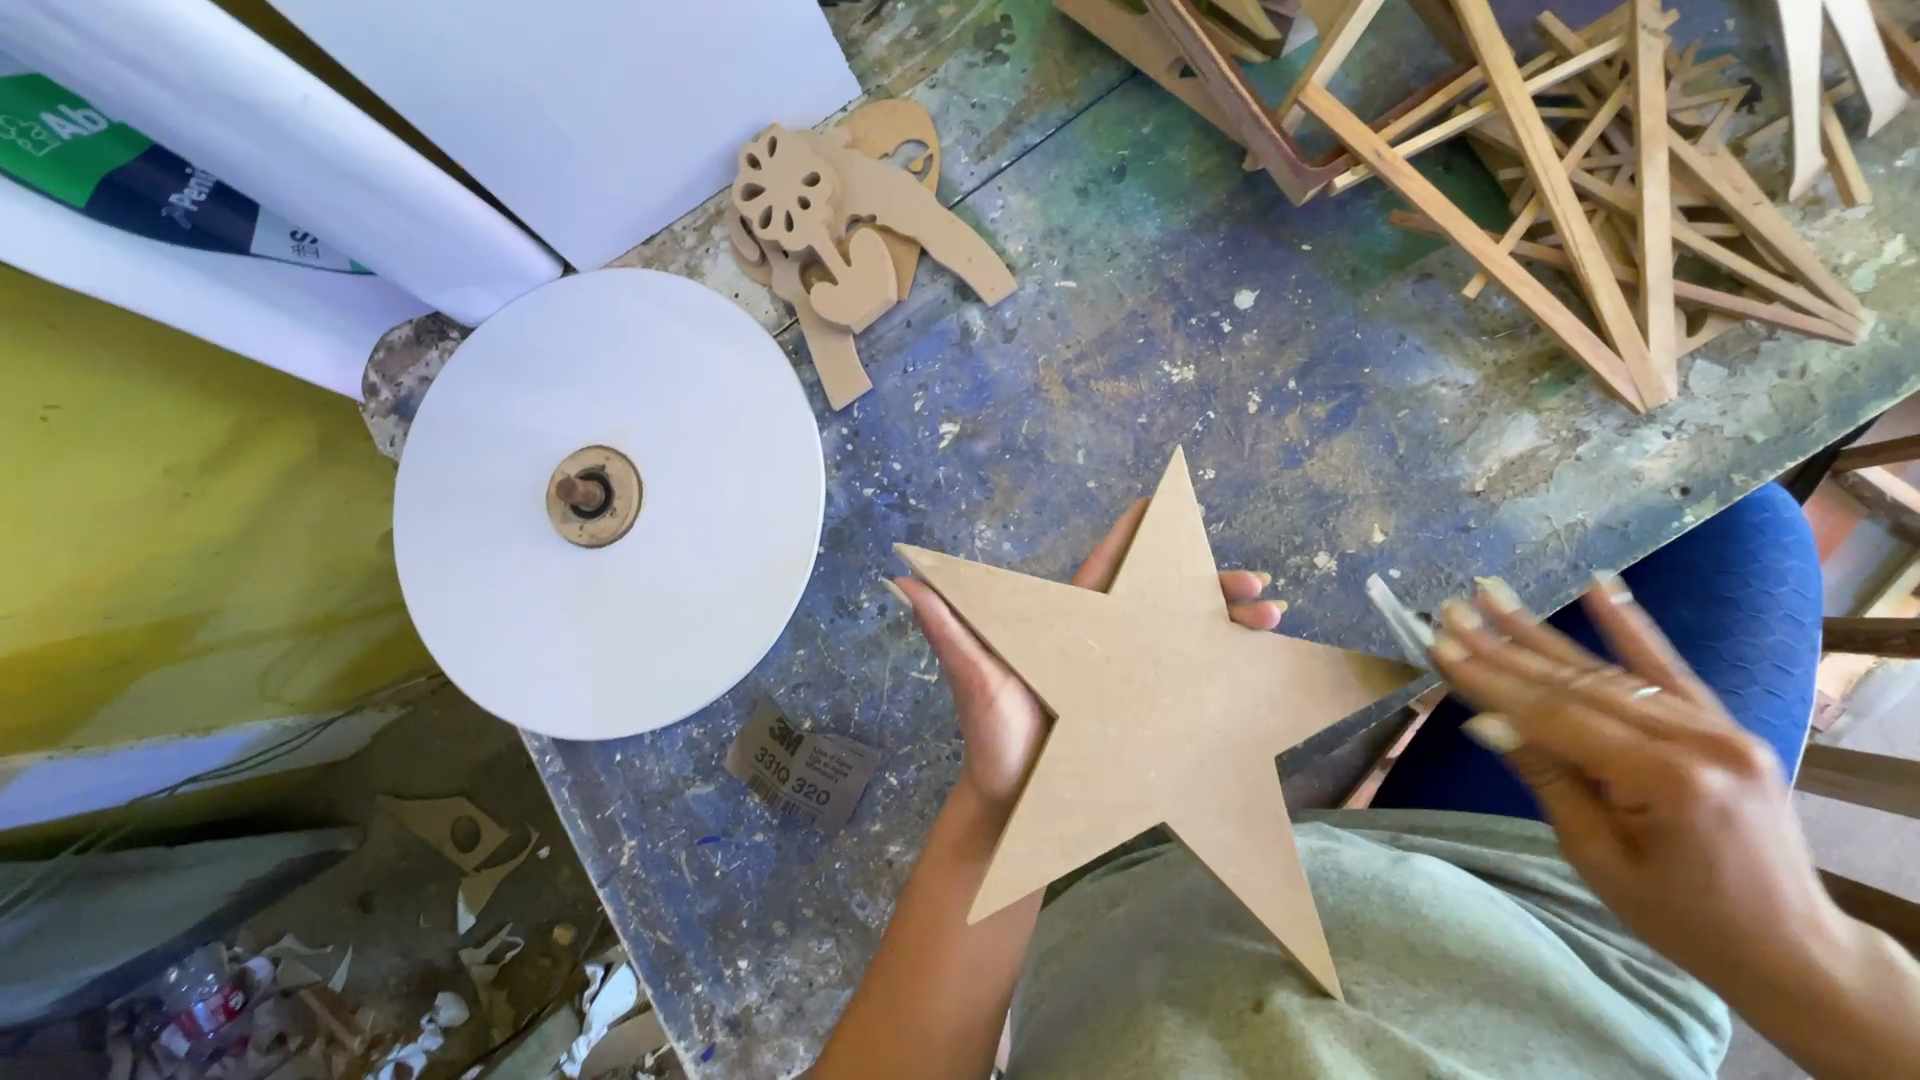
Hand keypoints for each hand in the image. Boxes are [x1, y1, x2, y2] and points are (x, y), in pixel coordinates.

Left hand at [891, 498, 1284, 813]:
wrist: (1016, 812)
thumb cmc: (994, 742)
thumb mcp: (975, 680)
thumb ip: (948, 629)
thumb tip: (904, 575)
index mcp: (1069, 627)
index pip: (1106, 569)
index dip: (1136, 536)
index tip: (1170, 506)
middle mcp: (1104, 647)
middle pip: (1165, 601)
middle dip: (1210, 585)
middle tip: (1254, 584)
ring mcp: (1129, 681)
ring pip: (1187, 639)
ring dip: (1228, 624)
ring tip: (1271, 617)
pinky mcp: (1146, 715)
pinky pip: (1191, 684)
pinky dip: (1226, 670)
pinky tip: (1261, 667)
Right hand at [1427, 576, 1851, 992]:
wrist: (1785, 946)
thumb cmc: (1678, 916)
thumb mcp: (1595, 854)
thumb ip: (1547, 777)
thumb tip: (1484, 719)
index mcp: (1668, 779)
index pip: (1555, 715)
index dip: (1490, 680)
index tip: (1438, 645)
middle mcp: (1699, 740)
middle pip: (1576, 683)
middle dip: (1503, 646)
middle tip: (1450, 610)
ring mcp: (1719, 727)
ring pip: (1609, 672)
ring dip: (1541, 634)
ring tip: (1490, 595)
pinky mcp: (1726, 725)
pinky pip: (1670, 670)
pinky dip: (1631, 627)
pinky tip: (1599, 587)